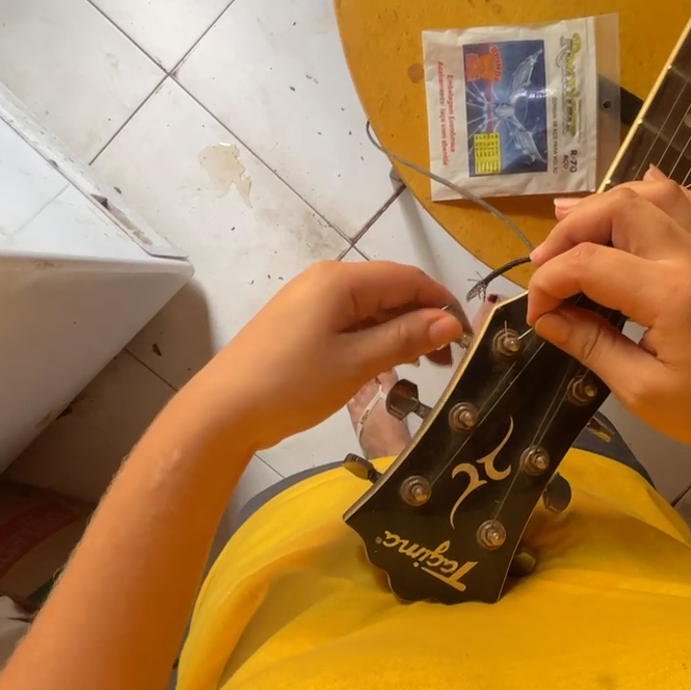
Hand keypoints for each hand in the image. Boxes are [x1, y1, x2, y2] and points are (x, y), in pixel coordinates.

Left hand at [182, 260, 465, 451]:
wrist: (224, 411)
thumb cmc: (293, 383)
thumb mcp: (357, 362)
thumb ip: (406, 338)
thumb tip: (451, 321)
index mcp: (341, 280)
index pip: (408, 278)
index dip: (442, 303)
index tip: (466, 338)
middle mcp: (327, 281)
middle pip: (390, 291)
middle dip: (422, 320)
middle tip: (445, 362)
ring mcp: (311, 302)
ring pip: (371, 309)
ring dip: (399, 333)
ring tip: (420, 368)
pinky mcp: (301, 325)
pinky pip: (350, 323)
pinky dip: (374, 340)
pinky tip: (385, 366)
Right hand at [526, 169, 690, 460]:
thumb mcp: (638, 390)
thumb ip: (590, 345)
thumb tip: (545, 317)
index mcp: (671, 296)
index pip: (590, 264)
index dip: (549, 283)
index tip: (536, 314)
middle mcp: (690, 258)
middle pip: (620, 209)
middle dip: (570, 230)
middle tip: (543, 265)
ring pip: (653, 195)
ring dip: (604, 204)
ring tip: (567, 223)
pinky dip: (659, 193)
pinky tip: (638, 194)